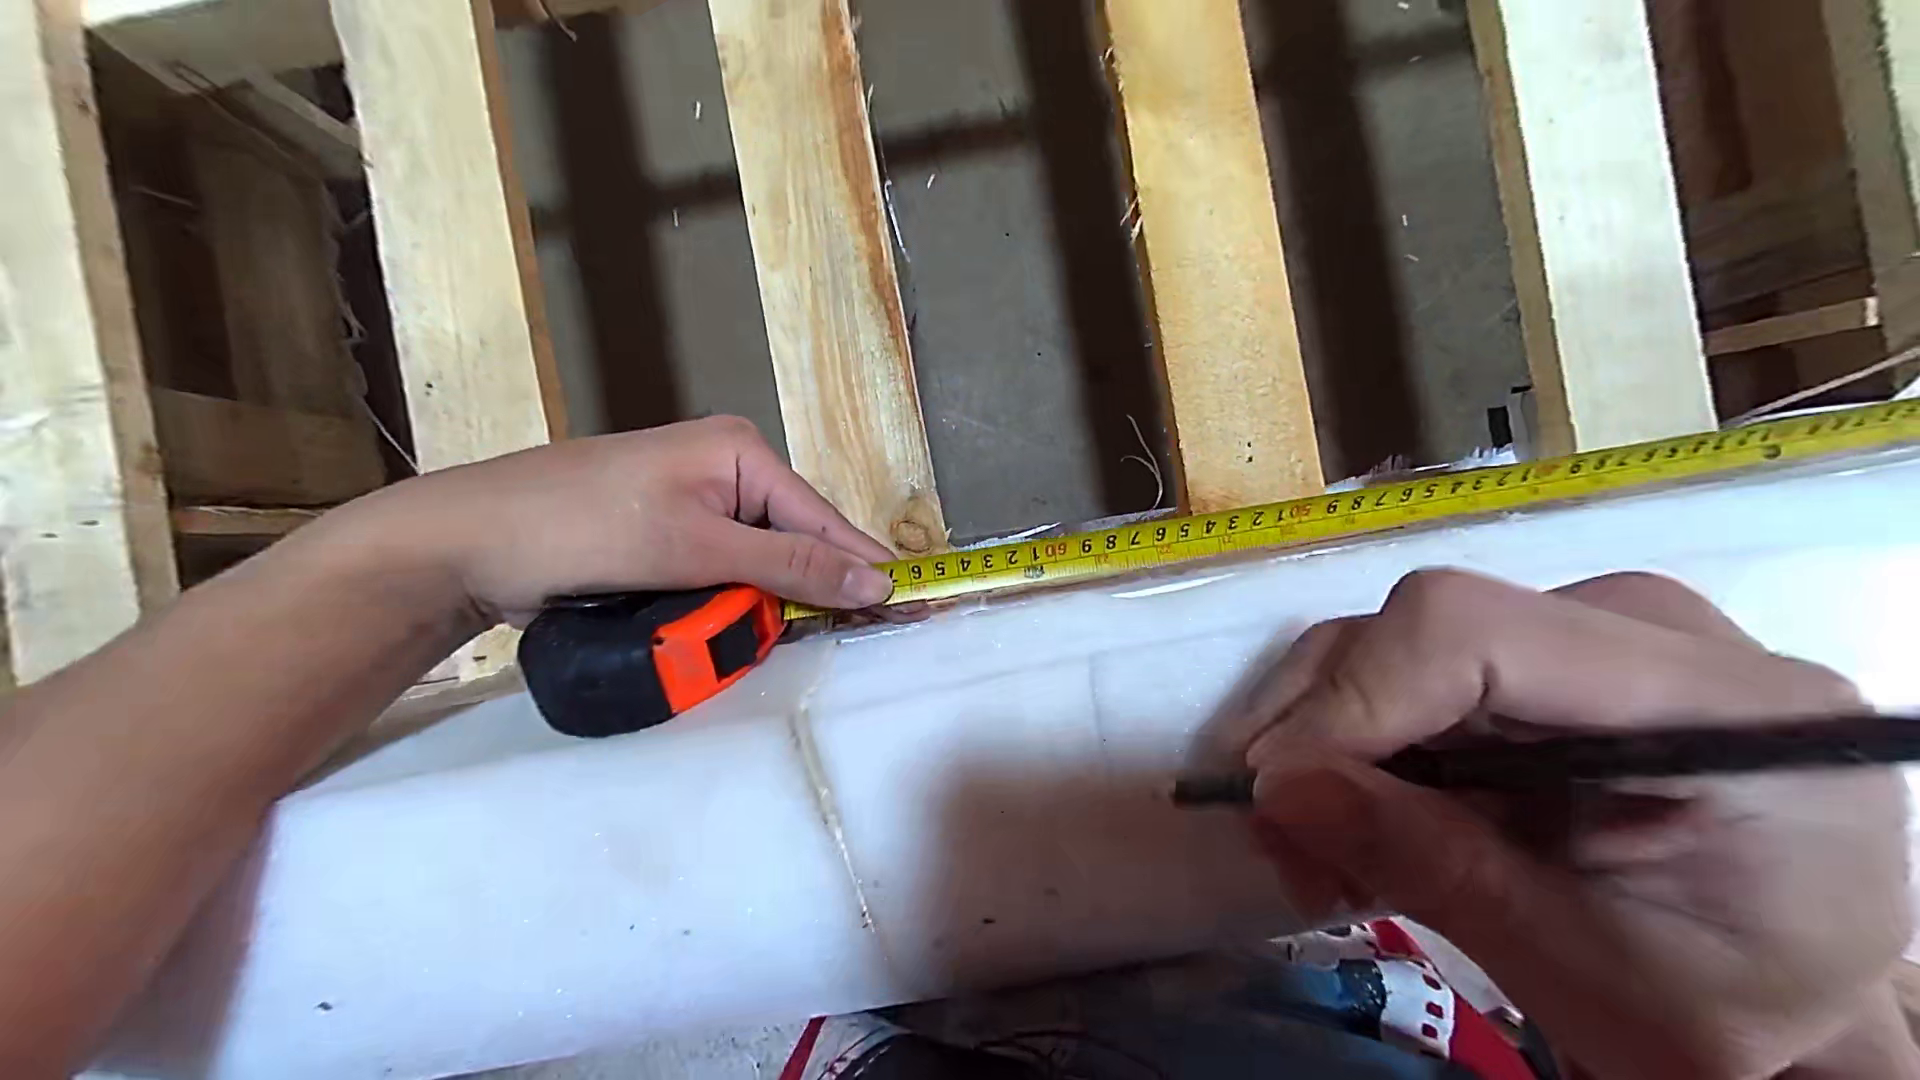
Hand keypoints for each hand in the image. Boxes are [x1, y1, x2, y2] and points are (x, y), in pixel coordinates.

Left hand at [342, 416, 898, 622]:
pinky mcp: (677, 533)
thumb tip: (878, 581)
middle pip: (798, 539)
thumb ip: (790, 565)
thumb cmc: (586, 528)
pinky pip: (733, 568)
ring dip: (778, 599)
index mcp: (742, 453)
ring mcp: (701, 503)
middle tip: (858, 634)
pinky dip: (744, 598)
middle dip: (818, 587)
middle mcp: (730, 471)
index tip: (909, 606)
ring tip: (807, 637)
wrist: (466, 542)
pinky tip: (755, 623)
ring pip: (766, 559)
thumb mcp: (697, 547)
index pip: (823, 518)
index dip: (863, 566)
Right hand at [1238, 569, 1912, 1079]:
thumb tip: (1274, 791)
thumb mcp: (1587, 973)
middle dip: (1313, 727)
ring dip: (1309, 737)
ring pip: (1373, 641)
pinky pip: (1378, 666)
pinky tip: (1330, 803)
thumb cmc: (1711, 997)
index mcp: (1719, 705)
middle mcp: (1632, 628)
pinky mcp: (1505, 648)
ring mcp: (1561, 627)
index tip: (1275, 784)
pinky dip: (1331, 737)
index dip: (1352, 698)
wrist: (1761, 984)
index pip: (1472, 632)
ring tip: (1297, 833)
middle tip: (1270, 826)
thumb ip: (1430, 867)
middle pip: (1406, 629)